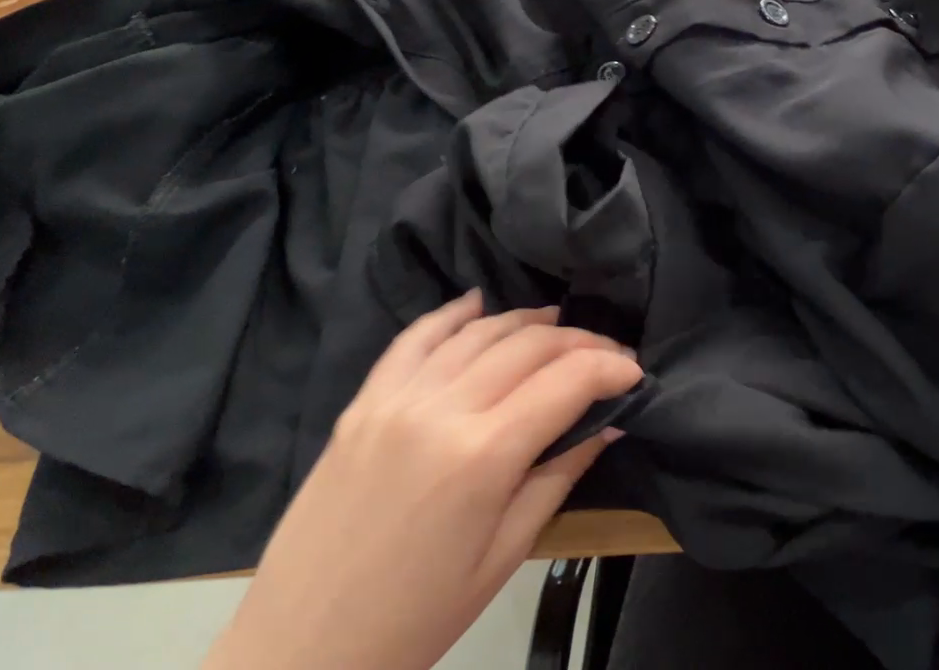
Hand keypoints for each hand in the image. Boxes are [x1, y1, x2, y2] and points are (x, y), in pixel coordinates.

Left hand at [204, 291, 642, 669]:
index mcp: (483, 455)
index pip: (567, 381)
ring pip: (476, 333)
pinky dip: (451, 315)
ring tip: (558, 326)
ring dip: (525, 322)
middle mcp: (441, 409)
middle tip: (608, 353)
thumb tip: (607, 424)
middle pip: (527, 346)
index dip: (611, 367)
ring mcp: (395, 400)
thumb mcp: (504, 556)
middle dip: (579, 342)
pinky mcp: (361, 404)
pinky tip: (476, 304)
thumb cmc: (418, 616)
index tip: (635, 372)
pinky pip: (413, 340)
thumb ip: (558, 476)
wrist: (303, 647)